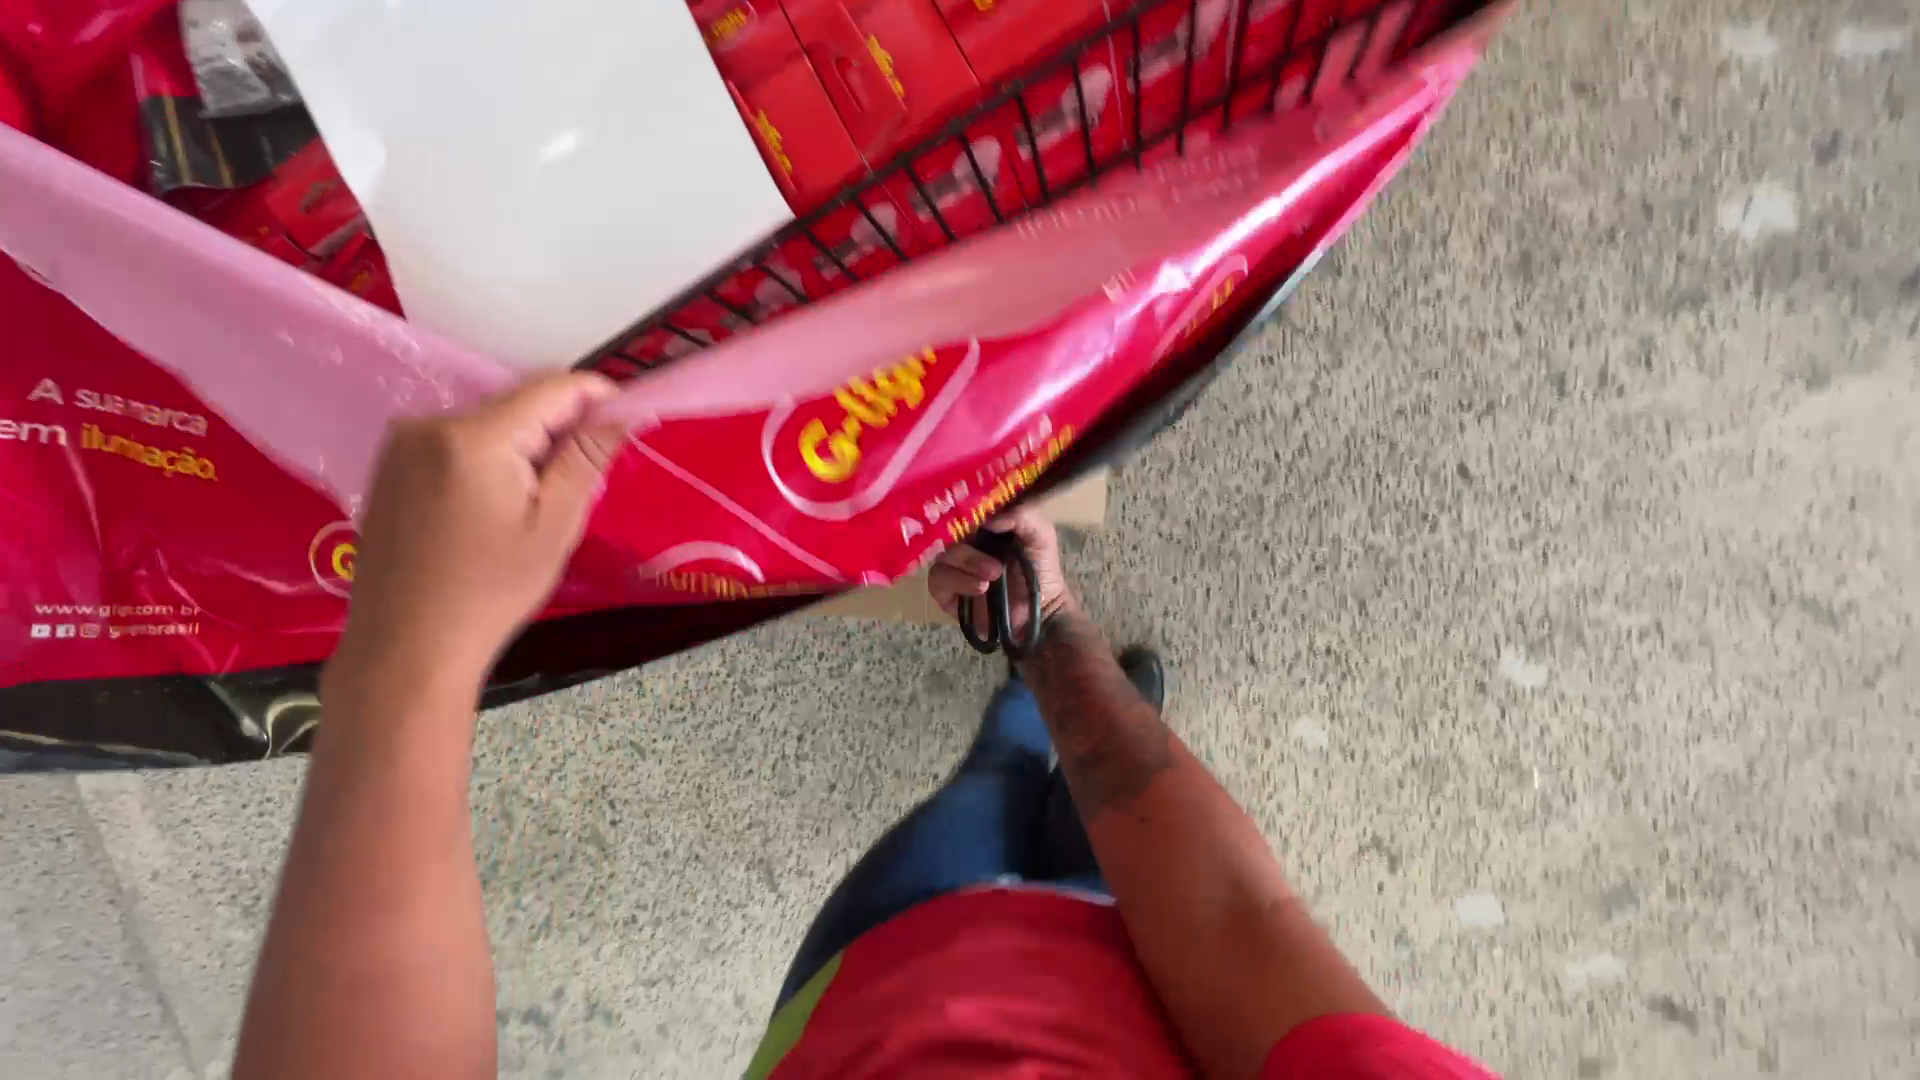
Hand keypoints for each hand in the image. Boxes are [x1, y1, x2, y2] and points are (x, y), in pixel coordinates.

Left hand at [328, 373, 627, 693]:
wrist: (407, 644)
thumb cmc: (492, 590)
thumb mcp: (556, 525)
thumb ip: (587, 458)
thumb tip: (623, 412)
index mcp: (473, 437)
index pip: (551, 387)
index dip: (599, 396)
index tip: (629, 422)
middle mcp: (430, 423)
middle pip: (520, 403)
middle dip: (564, 429)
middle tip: (587, 479)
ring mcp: (403, 442)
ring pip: (493, 423)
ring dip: (530, 446)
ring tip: (543, 502)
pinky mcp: (391, 464)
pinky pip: (462, 441)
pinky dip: (496, 459)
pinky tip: (501, 506)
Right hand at [929, 507, 1078, 643]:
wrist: (1041, 610)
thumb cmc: (1041, 568)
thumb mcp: (1040, 534)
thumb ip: (1021, 516)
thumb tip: (989, 518)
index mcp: (982, 524)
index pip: (963, 509)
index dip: (967, 510)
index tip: (981, 517)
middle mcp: (964, 542)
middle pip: (947, 531)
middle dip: (970, 544)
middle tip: (994, 561)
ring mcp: (953, 566)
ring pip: (943, 555)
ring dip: (968, 563)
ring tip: (994, 576)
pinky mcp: (946, 591)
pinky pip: (938, 580)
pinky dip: (959, 582)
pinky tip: (980, 588)